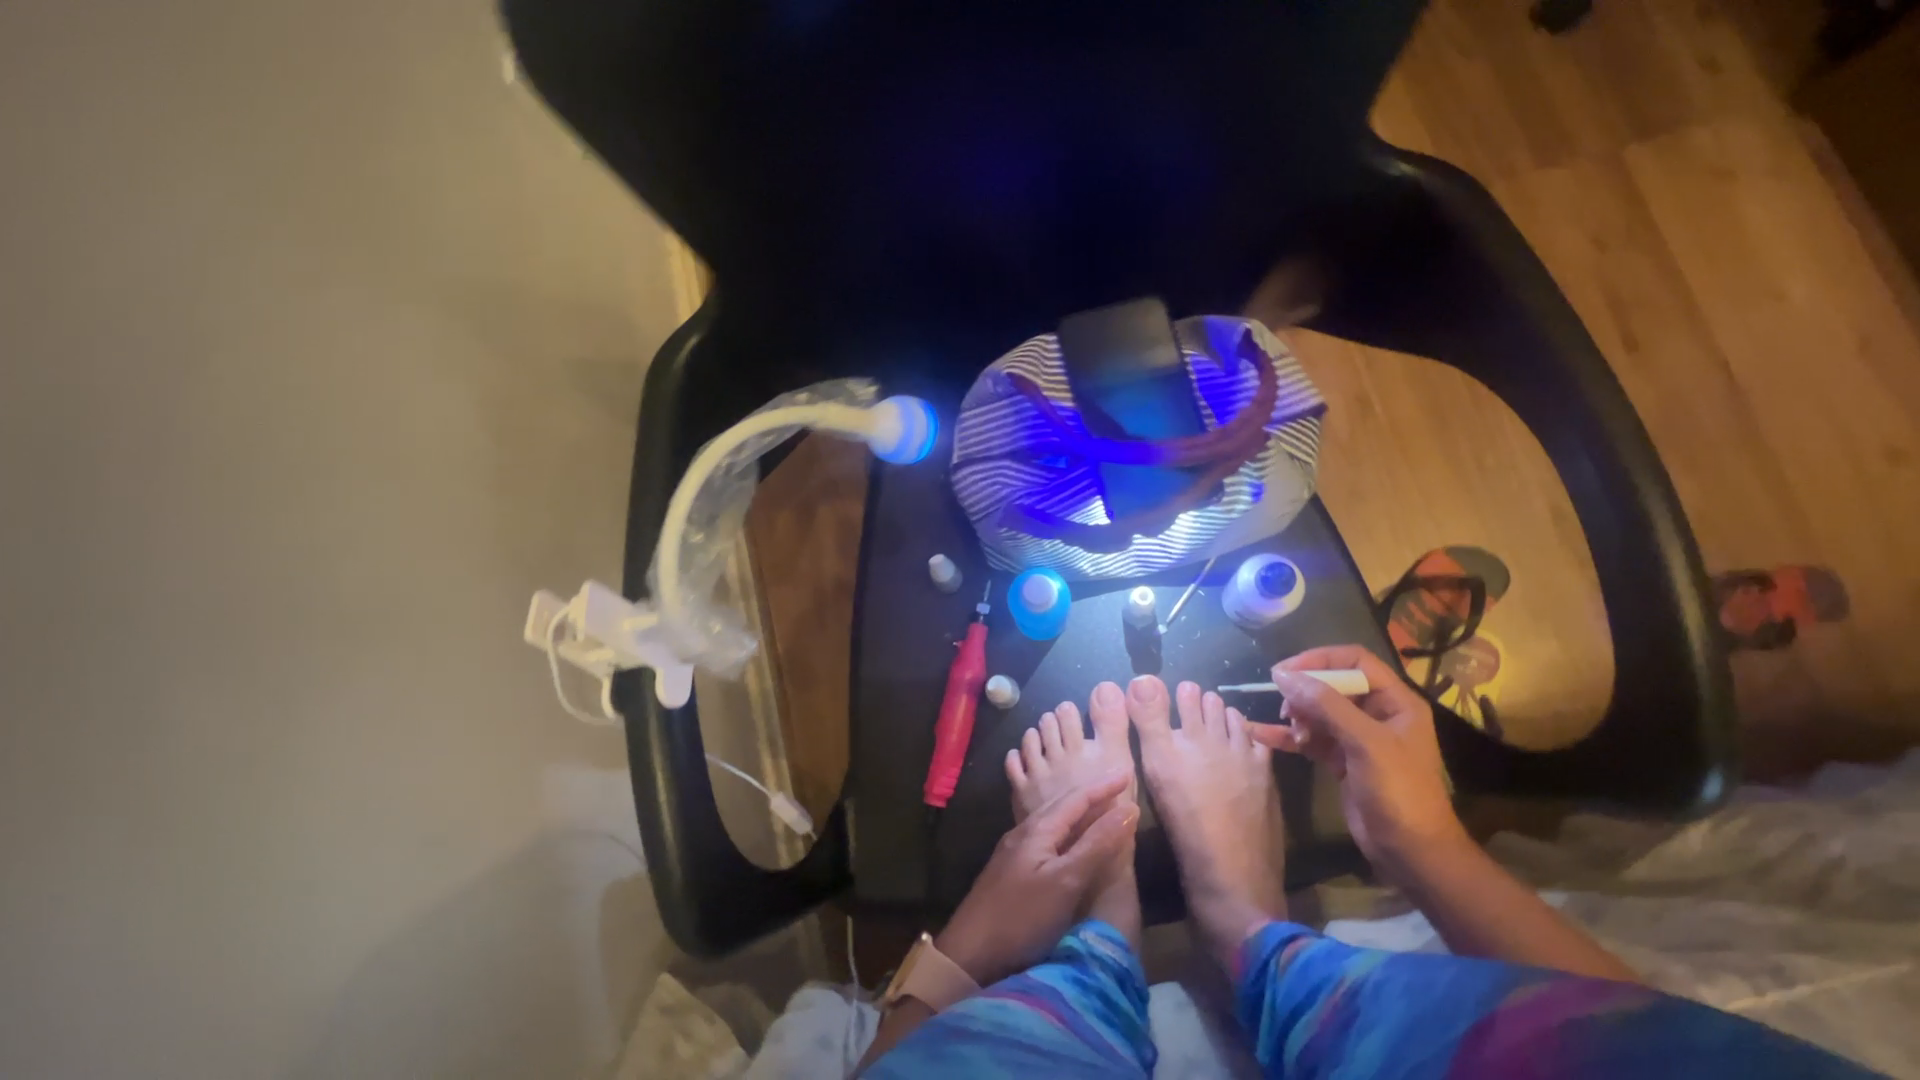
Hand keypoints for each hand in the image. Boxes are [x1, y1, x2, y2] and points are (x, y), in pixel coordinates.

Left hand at [935, 769, 1138, 985]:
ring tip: (1098, 810)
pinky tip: (1069, 845)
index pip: (1076, 798)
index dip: (1103, 786)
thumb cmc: (1021, 915)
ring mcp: (1014, 852)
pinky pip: (1044, 839)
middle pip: (1061, 805)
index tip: (1127, 772)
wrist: (970, 952)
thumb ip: (1096, 844)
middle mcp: (1023, 833)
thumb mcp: (1065, 880)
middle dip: (1090, 794)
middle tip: (1117, 786)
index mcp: (1038, 829)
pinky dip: (1065, 833)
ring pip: (1051, 822)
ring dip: (1076, 813)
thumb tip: (1128, 809)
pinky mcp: (1011, 871)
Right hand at [1251, 646, 1470, 878]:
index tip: (1285, 671)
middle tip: (1285, 706)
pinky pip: (1311, 738)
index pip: (1355, 661)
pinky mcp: (1342, 761)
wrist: (1411, 851)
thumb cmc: (1398, 791)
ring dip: (1299, 715)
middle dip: (1306, 692)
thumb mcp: (1365, 743)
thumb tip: (1283, 674)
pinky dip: (1289, 737)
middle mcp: (1378, 714)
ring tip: (1291, 729)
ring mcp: (1359, 738)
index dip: (1320, 660)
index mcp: (1396, 702)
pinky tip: (1261, 734)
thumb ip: (1326, 705)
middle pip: (1333, 685)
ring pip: (1319, 711)